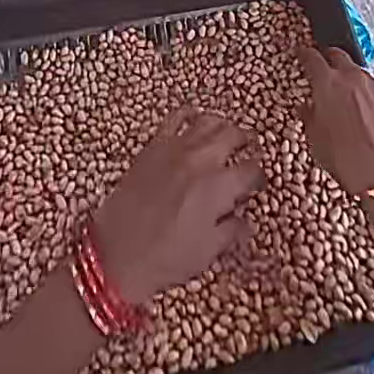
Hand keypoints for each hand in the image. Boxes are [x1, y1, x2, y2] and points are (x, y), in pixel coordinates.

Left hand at [93, 106, 264, 302]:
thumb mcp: (207, 251)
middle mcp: (200, 160)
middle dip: (245, 143)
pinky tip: (194, 120)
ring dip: (222, 127)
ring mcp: (175, 148)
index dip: (258, 176)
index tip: (256, 183)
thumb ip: (232, 230)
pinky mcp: (153, 146)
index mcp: (218, 187)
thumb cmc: (164, 258)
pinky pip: (176, 118)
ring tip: (225, 136)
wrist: (116, 253)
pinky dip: (189, 116)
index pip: (251, 169)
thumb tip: (244, 219)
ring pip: (208, 120)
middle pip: (233, 135)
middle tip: (246, 152)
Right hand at [299, 47, 373, 196]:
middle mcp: (353, 78)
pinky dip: (370, 97)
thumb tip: (307, 109)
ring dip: (351, 81)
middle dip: (329, 59)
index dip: (304, 53)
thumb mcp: (315, 139)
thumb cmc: (348, 160)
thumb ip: (309, 116)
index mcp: (327, 83)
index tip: (302, 53)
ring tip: (346, 101)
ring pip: (360, 74)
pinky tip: (367, 116)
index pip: (312, 57)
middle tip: (323, 68)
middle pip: (338, 56)